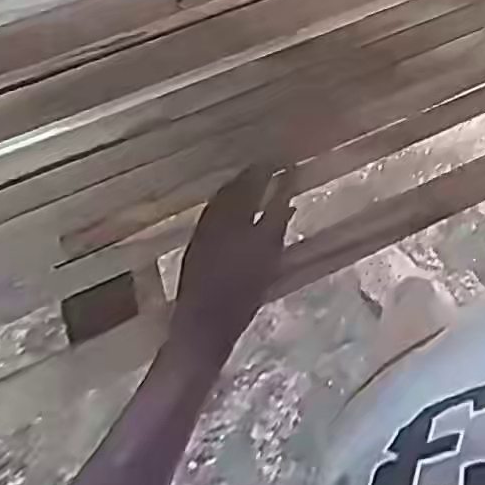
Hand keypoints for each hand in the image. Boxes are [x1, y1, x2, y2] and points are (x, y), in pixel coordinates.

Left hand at [172, 166, 292, 348]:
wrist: (203, 324)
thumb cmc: (244, 289)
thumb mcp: (270, 252)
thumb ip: (278, 219)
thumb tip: (288, 194)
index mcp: (235, 214)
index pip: (254, 181)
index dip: (269, 169)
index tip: (285, 160)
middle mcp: (216, 217)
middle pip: (235, 187)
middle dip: (252, 175)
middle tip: (271, 166)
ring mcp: (203, 231)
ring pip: (222, 199)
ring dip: (239, 187)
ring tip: (255, 183)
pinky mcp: (197, 245)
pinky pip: (214, 212)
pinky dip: (228, 203)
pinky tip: (236, 210)